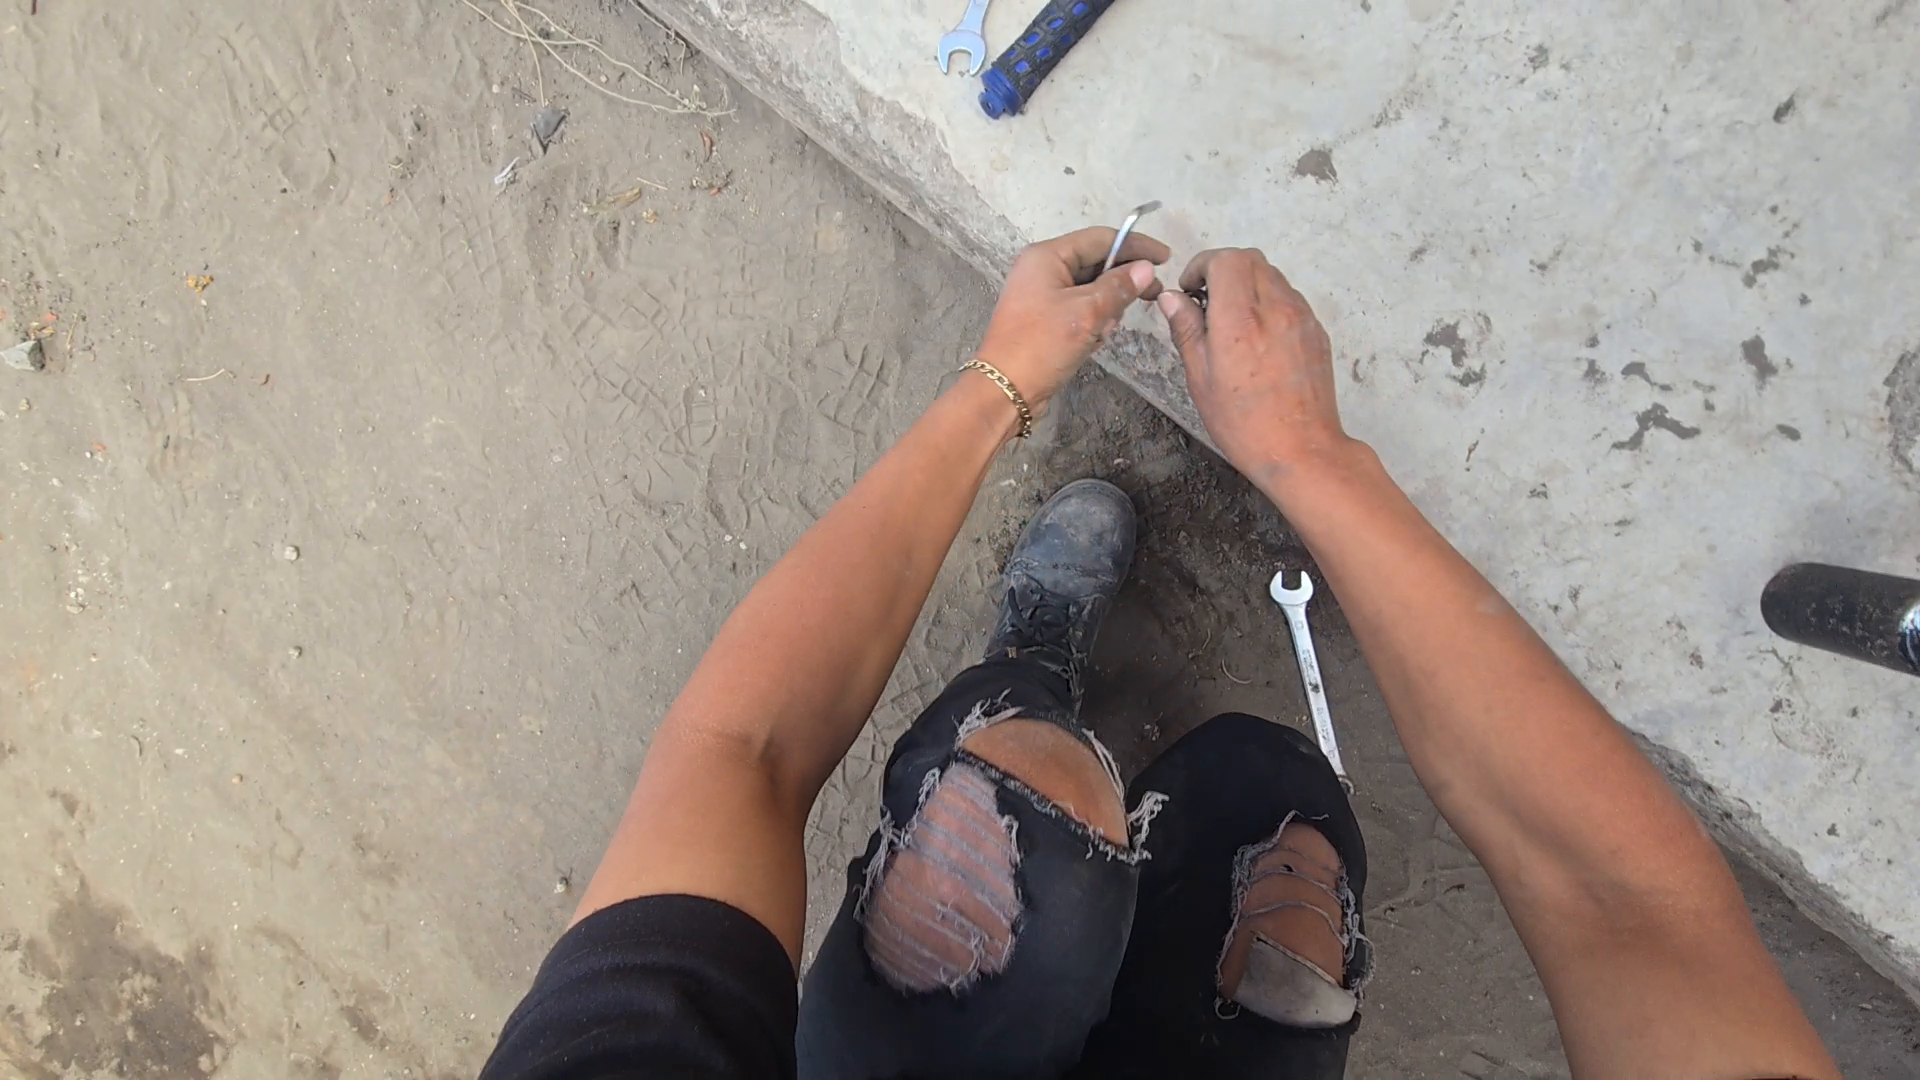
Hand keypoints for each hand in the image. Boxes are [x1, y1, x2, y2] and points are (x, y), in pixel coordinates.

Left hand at [973, 227, 1167, 412]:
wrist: (1005, 390)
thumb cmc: (1042, 345)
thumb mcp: (1087, 312)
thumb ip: (1119, 287)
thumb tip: (1146, 268)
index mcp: (1047, 257)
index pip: (1100, 239)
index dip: (1135, 246)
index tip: (1165, 258)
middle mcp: (1042, 270)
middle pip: (1095, 264)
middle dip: (1120, 283)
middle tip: (1152, 296)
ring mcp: (1042, 296)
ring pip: (1090, 291)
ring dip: (1105, 309)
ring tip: (1104, 330)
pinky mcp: (1044, 321)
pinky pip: (1079, 311)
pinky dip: (1092, 323)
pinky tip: (1093, 341)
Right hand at [1155, 248, 1353, 488]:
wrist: (1299, 448)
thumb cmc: (1243, 422)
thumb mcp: (1200, 378)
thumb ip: (1187, 330)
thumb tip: (1173, 299)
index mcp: (1240, 320)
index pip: (1225, 260)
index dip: (1202, 265)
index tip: (1190, 288)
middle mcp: (1275, 308)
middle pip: (1251, 259)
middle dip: (1223, 269)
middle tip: (1205, 301)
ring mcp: (1301, 316)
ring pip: (1271, 276)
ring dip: (1246, 285)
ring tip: (1229, 322)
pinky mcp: (1315, 330)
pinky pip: (1288, 298)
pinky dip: (1266, 302)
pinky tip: (1254, 337)